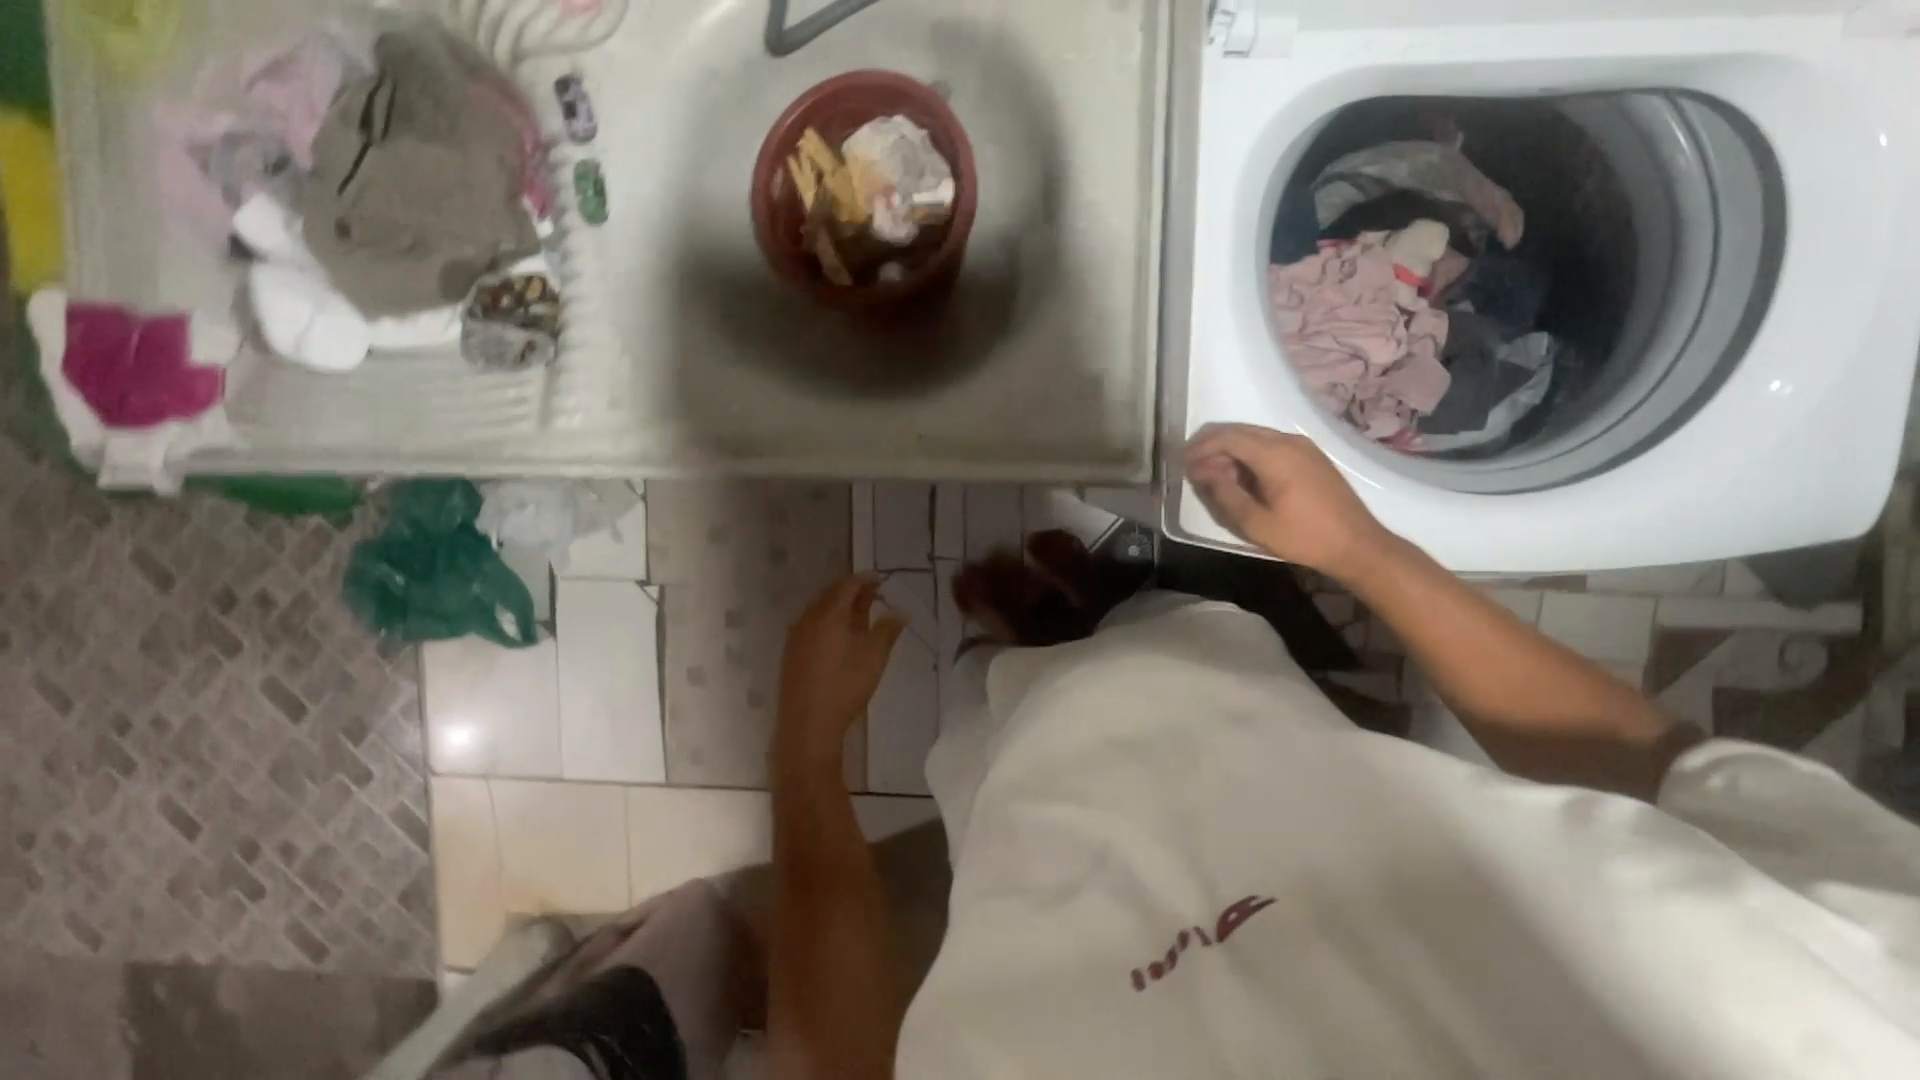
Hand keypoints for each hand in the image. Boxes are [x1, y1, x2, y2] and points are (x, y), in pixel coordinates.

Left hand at [776, 577, 904, 765]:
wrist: (808, 723)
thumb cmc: (845, 686)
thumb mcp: (874, 657)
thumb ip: (887, 630)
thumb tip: (900, 612)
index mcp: (829, 615)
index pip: (846, 586)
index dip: (864, 581)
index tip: (879, 580)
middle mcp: (808, 619)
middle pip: (830, 596)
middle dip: (851, 592)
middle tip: (871, 594)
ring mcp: (796, 637)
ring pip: (818, 611)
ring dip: (838, 607)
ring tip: (858, 614)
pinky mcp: (791, 654)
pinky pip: (810, 626)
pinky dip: (826, 622)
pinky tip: (837, 636)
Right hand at [1184, 423, 1394, 582]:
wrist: (1357, 545)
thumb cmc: (1303, 537)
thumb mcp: (1256, 523)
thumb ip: (1225, 493)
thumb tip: (1202, 471)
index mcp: (1274, 454)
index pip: (1228, 437)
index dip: (1201, 447)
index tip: (1182, 462)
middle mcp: (1288, 441)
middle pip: (1240, 431)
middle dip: (1213, 446)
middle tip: (1193, 469)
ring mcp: (1303, 446)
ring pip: (1255, 437)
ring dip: (1231, 451)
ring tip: (1214, 476)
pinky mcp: (1311, 457)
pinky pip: (1271, 445)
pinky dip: (1250, 455)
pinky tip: (1242, 477)